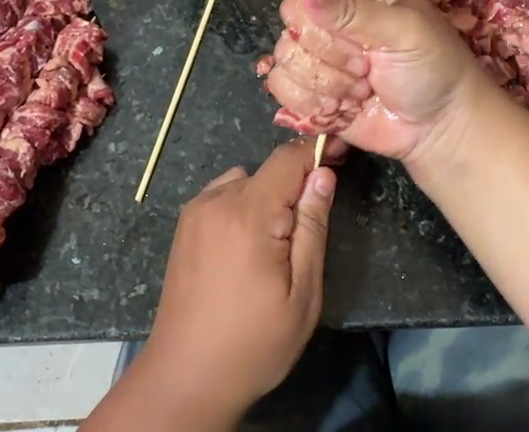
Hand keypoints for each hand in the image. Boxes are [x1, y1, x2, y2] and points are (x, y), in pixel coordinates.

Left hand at [134, 142, 335, 418]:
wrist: (186, 375)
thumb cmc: (254, 342)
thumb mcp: (302, 293)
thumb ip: (313, 227)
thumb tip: (323, 174)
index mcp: (248, 214)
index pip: (288, 158)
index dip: (318, 152)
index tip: (343, 155)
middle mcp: (217, 201)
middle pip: (267, 171)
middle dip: (294, 187)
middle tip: (307, 233)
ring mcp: (196, 211)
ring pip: (245, 181)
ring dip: (266, 198)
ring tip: (273, 248)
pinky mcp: (184, 225)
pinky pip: (223, 195)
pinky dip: (242, 206)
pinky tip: (245, 248)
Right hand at [266, 0, 488, 160]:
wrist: (440, 128)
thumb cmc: (434, 66)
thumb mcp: (403, 31)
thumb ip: (352, 11)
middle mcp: (331, 12)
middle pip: (292, 11)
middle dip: (327, 45)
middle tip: (366, 61)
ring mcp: (318, 51)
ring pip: (285, 52)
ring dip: (326, 79)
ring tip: (363, 88)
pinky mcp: (309, 87)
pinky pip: (280, 84)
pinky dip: (310, 100)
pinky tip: (342, 107)